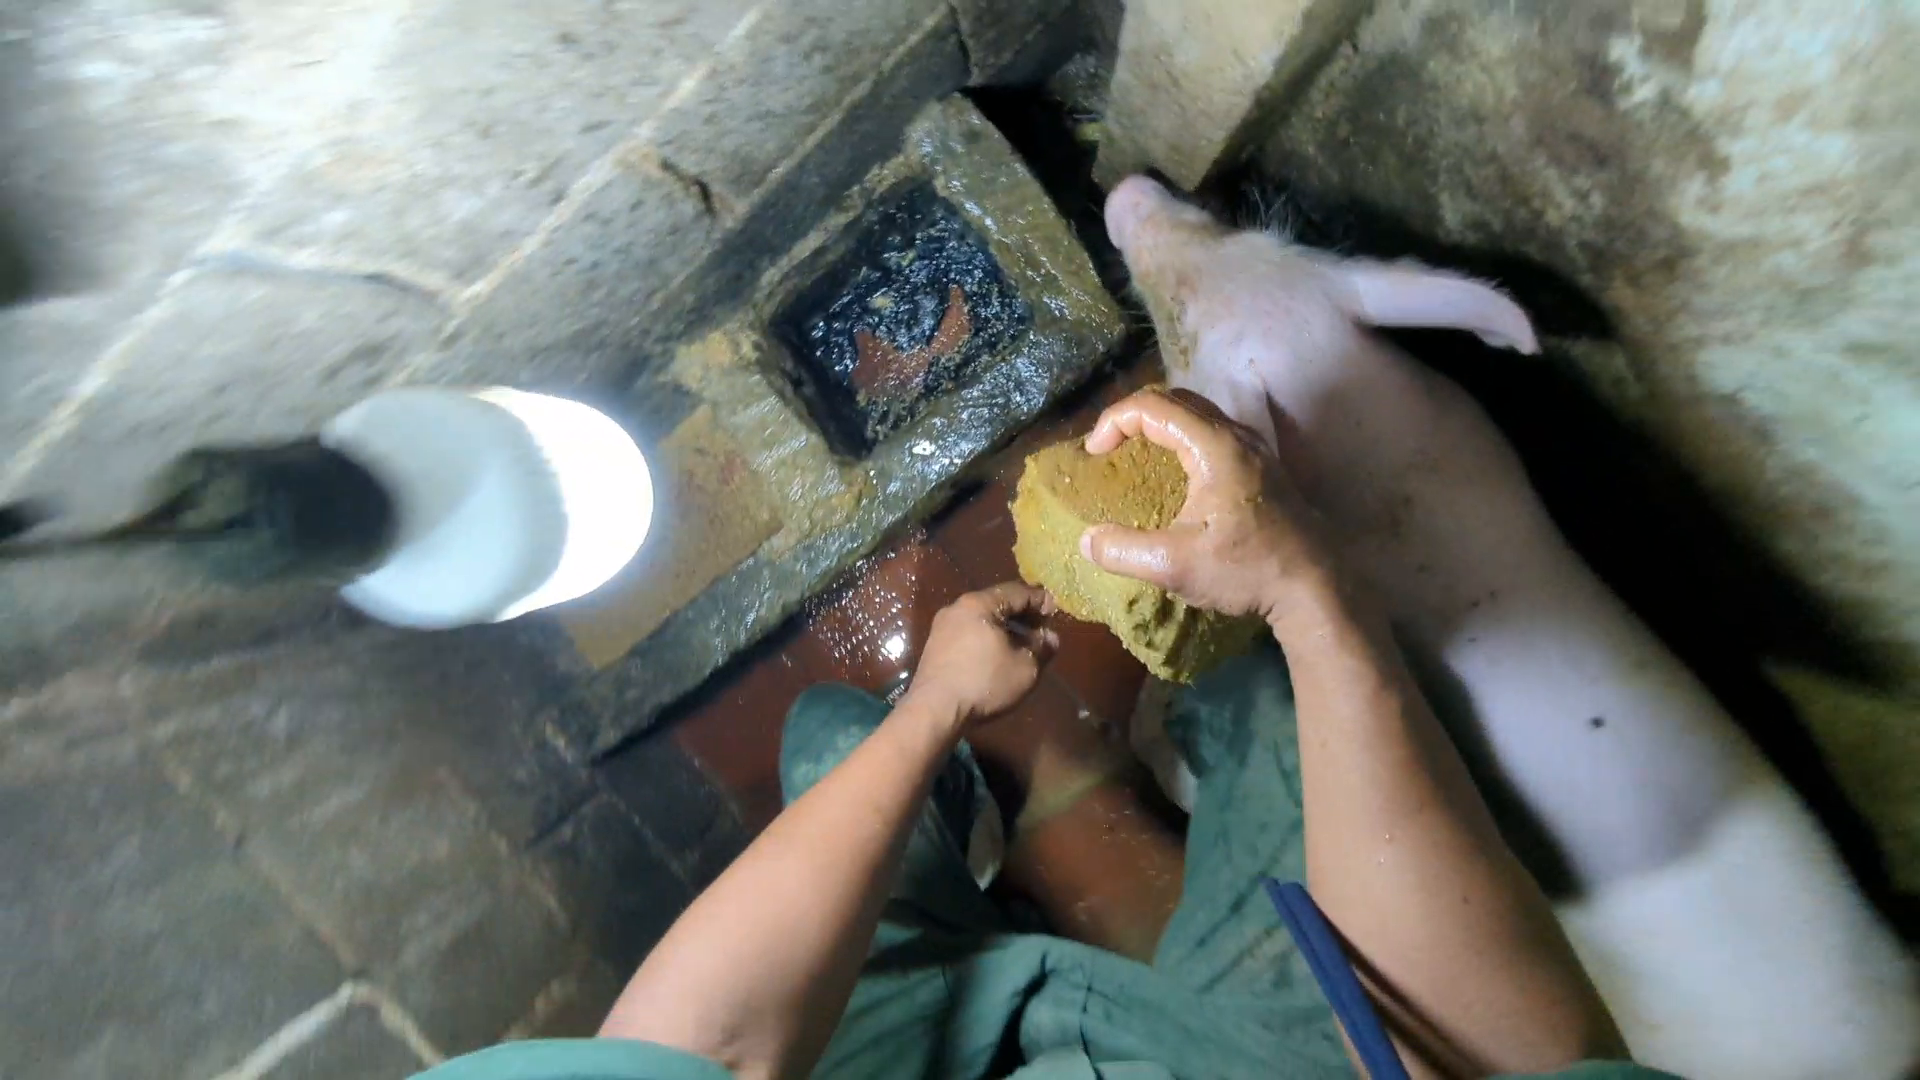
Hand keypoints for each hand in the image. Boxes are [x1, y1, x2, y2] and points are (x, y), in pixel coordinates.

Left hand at [901, 582, 1058, 732]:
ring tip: (1022, 647)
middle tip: (1041, 631)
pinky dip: (987, 638)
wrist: (934, 710)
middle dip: (1022, 616)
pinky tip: (997, 656)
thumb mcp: (1025, 668)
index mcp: (979, 603)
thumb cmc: (984, 683)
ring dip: (1005, 629)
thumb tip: (1050, 638)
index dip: (1040, 600)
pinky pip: (968, 632)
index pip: (1017, 591)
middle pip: (997, 603)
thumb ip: (1042, 648)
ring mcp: (942, 626)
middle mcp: (957, 607)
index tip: (1055, 613)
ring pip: (982, 619)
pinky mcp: (935, 646)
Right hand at [1080, 388, 1331, 627]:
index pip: (1152, 406)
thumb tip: (1086, 540)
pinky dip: (1182, 439)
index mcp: (1214, 446)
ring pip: (1198, 413)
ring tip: (1137, 456)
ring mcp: (1255, 449)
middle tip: (1110, 447)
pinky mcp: (1264, 468)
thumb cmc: (1247, 570)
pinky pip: (1213, 433)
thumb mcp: (1175, 566)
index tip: (1094, 454)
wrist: (1317, 588)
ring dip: (1160, 426)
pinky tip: (1176, 476)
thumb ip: (1124, 550)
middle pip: (1176, 399)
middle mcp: (1237, 436)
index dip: (1114, 421)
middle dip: (1134, 417)